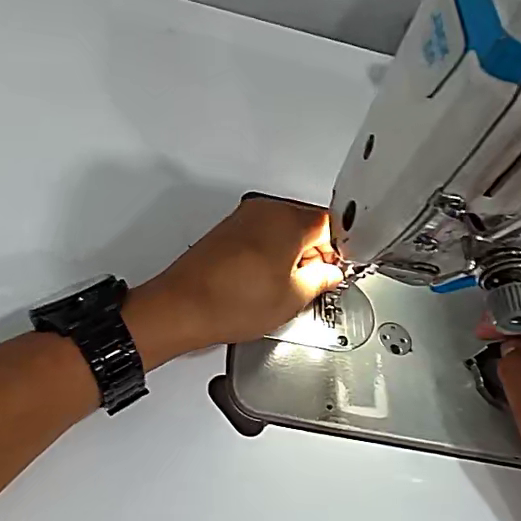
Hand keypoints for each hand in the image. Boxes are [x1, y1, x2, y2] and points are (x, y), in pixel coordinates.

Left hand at [125, 197, 343, 366]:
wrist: (181, 309)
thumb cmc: (228, 301)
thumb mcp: (294, 297)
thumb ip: (324, 278)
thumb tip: (331, 273)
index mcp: (287, 219)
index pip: (333, 224)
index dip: (340, 251)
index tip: (338, 271)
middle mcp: (264, 210)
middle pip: (307, 224)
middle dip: (315, 253)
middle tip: (312, 284)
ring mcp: (242, 219)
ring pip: (282, 231)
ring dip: (290, 256)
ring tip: (281, 290)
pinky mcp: (226, 233)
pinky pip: (260, 237)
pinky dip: (268, 257)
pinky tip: (262, 285)